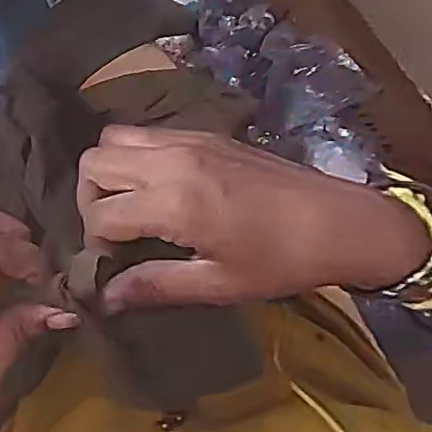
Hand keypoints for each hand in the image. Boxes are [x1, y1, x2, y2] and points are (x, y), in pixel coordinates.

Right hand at [77, 126, 430, 310]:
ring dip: (108, 171)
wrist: (341, 220)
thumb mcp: (218, 284)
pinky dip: (133, 156)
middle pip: (94, 164)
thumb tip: (105, 298)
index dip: (96, 244)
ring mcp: (187, 139)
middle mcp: (171, 161)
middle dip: (90, 200)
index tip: (113, 264)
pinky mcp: (202, 133)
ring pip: (114, 139)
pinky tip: (156, 186)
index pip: (101, 215)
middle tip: (114, 230)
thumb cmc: (282, 260)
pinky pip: (145, 133)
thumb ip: (154, 286)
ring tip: (129, 204)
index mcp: (174, 202)